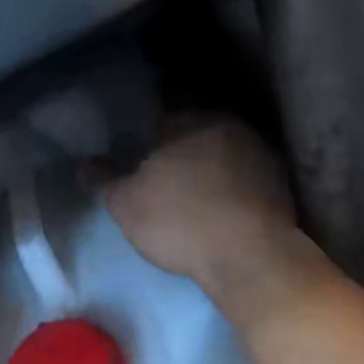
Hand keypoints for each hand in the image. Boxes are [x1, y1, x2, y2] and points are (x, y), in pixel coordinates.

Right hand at [102, 119, 333, 323]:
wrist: (251, 256)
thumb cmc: (180, 222)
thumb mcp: (127, 205)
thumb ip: (104, 179)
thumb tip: (84, 162)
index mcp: (188, 121)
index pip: (163, 108)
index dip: (149, 122)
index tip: (141, 134)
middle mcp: (226, 124)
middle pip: (198, 123)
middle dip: (182, 136)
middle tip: (165, 157)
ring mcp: (258, 149)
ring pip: (226, 144)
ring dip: (211, 155)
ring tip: (195, 178)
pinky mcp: (279, 178)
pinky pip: (248, 168)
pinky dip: (235, 177)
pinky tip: (225, 196)